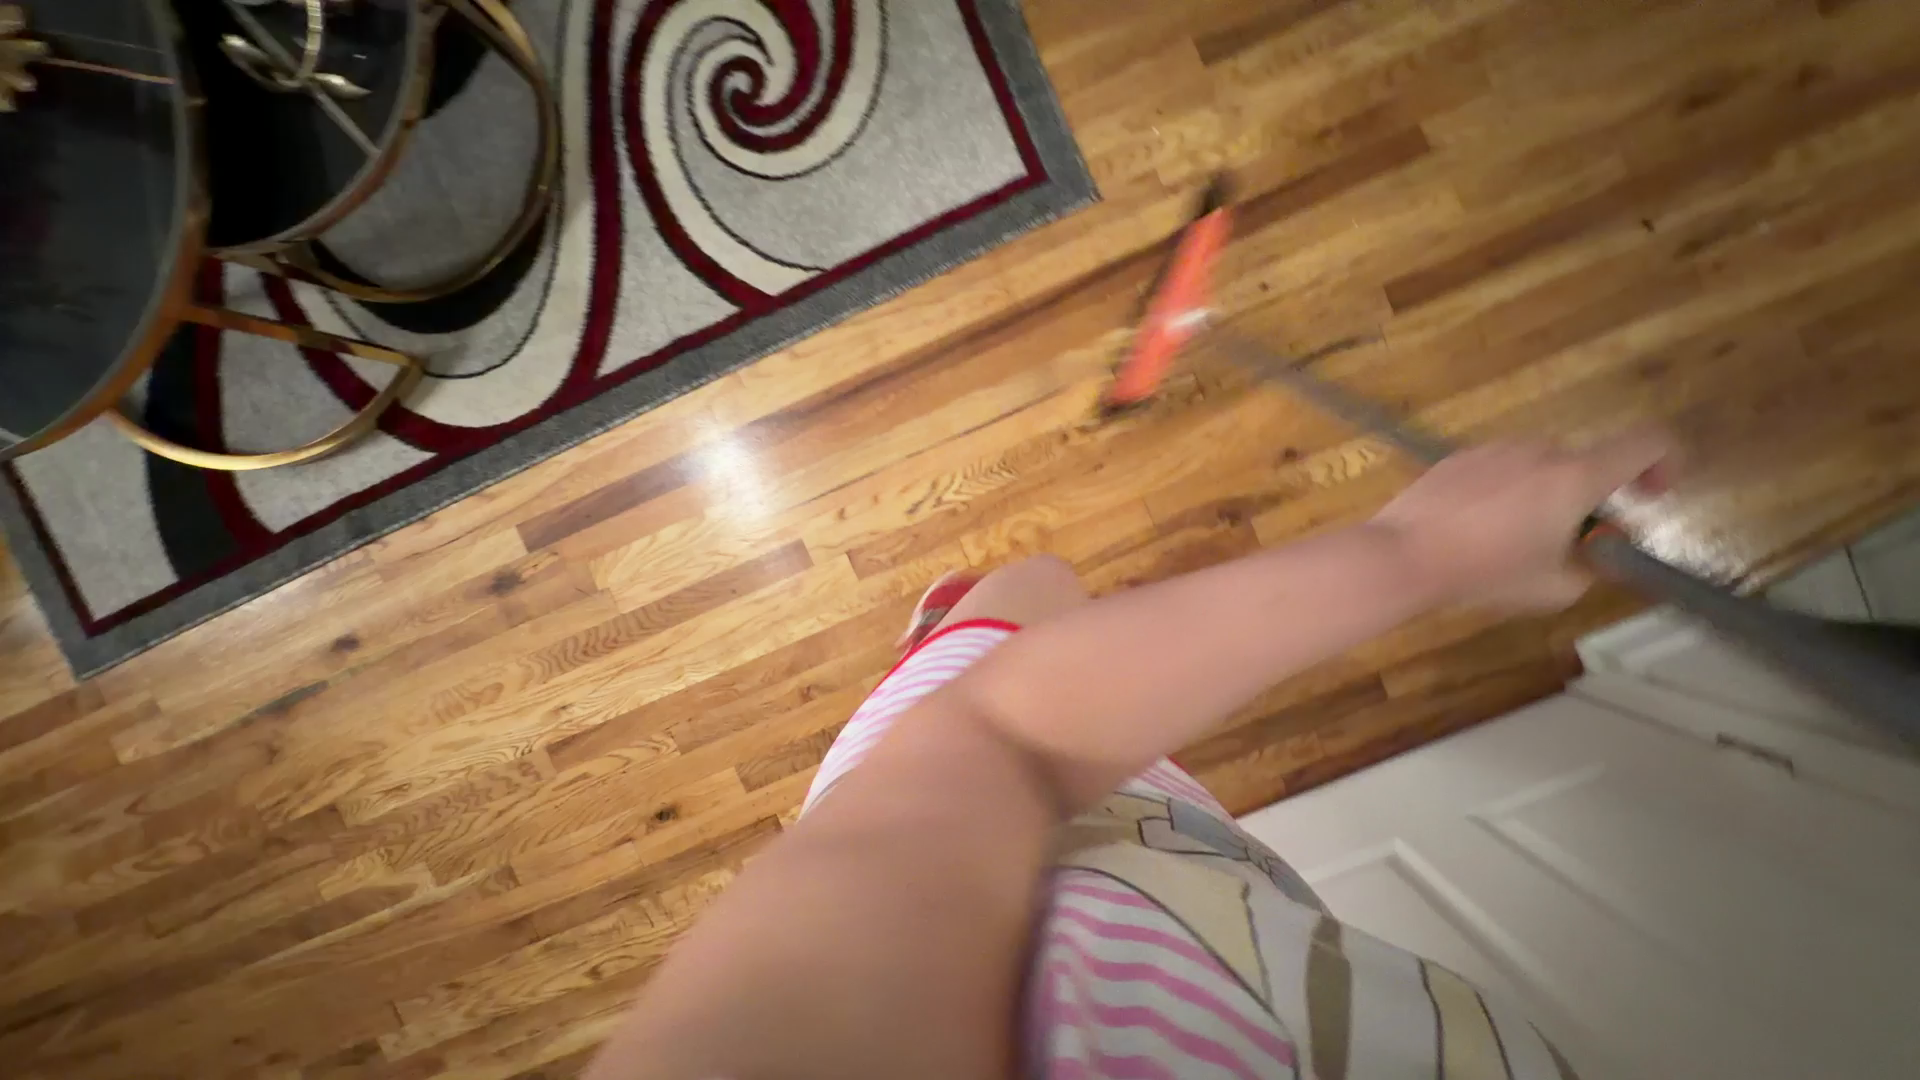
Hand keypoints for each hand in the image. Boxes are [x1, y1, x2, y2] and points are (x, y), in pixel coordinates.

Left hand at [1371, 430, 1675, 610]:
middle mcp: (1536, 450)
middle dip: (1589, 494)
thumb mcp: (1556, 586)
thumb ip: (1592, 565)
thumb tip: (1592, 553)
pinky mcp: (1453, 459)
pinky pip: (1496, 469)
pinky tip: (1475, 526)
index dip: (1667, 462)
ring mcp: (1489, 450)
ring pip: (1537, 464)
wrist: (1401, 555)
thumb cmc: (1484, 572)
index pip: (1648, 441)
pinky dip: (1503, 490)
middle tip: (1569, 537)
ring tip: (1514, 536)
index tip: (1651, 496)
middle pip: (1584, 460)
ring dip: (1543, 492)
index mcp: (1574, 475)